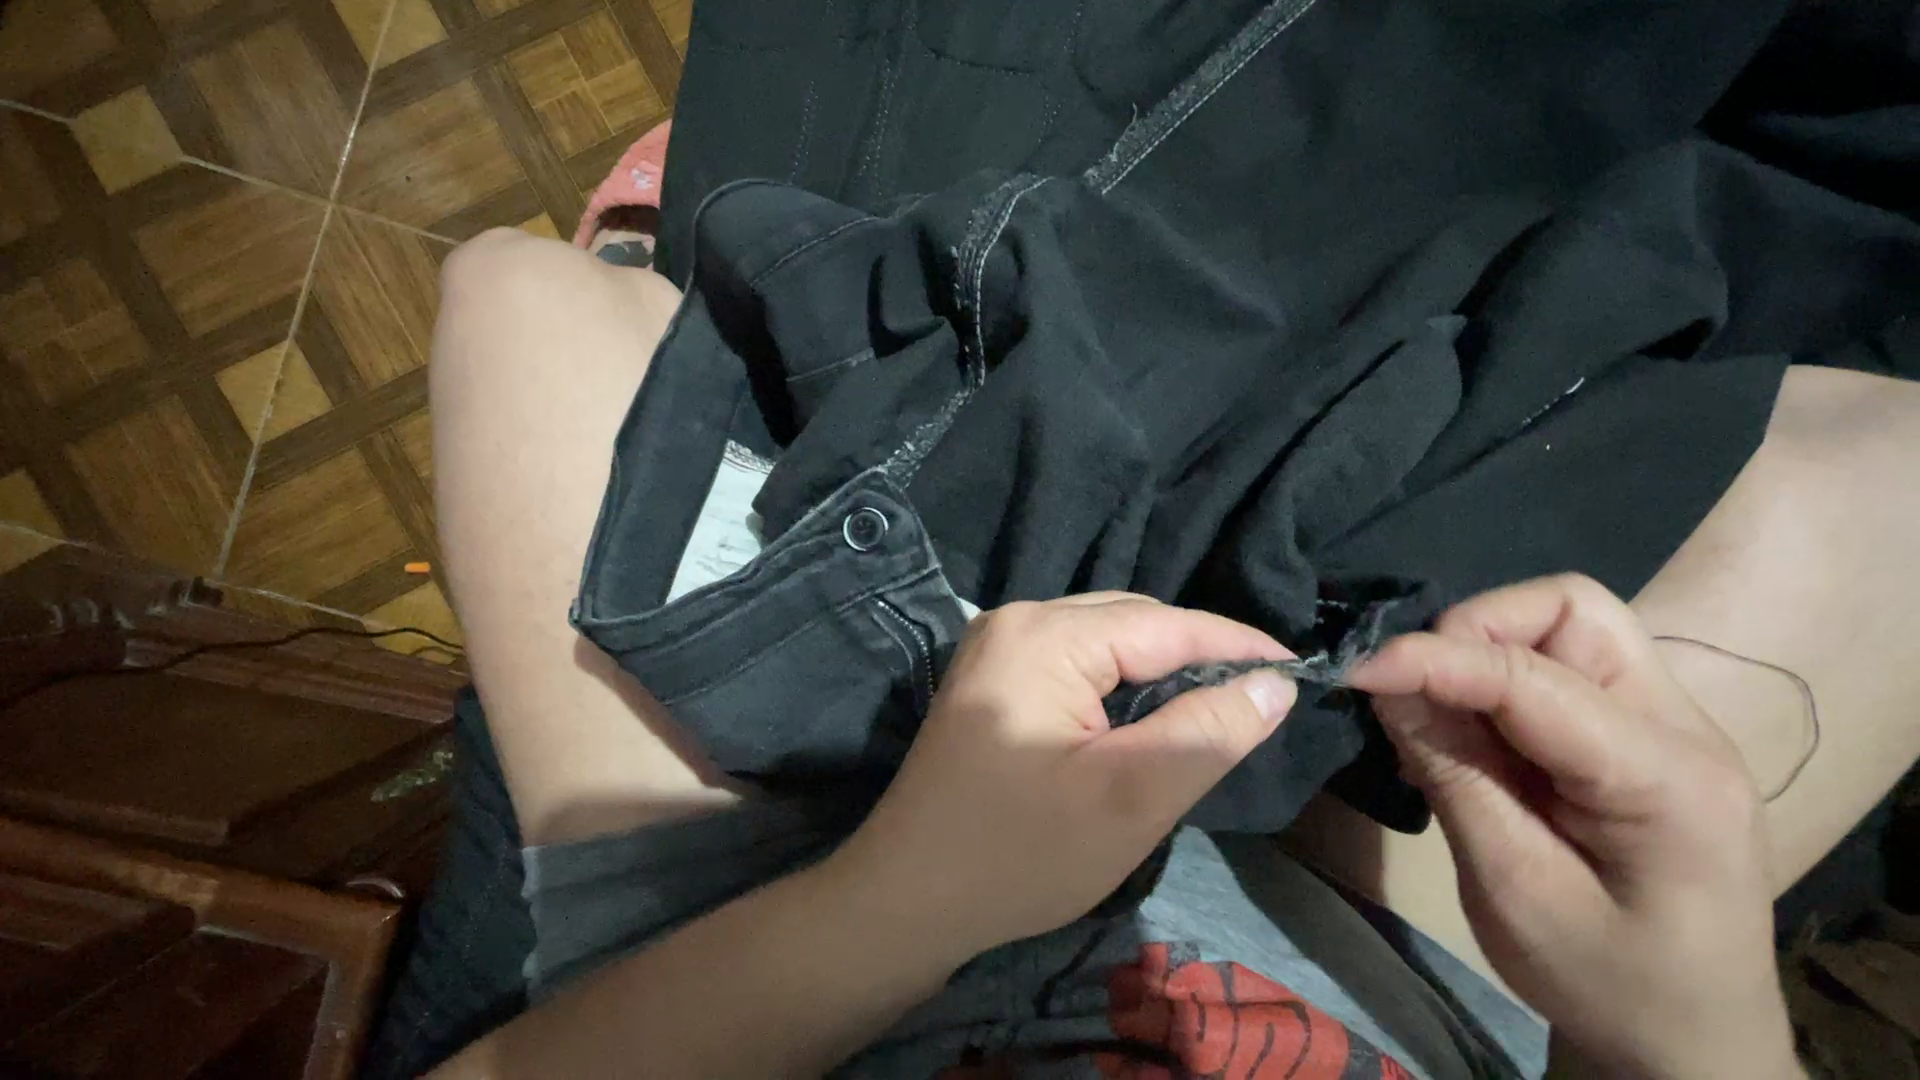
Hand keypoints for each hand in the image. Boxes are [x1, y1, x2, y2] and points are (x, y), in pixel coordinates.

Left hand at [827, 593, 1297, 959]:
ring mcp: (996, 645)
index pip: (1165, 624)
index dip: (1237, 644)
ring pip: (1104, 638)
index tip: (1301, 669)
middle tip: (1257, 697)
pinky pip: (1074, 658)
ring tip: (1212, 705)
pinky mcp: (991, 674)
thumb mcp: (1129, 798)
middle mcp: (1016, 620)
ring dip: (1158, 667)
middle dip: (1197, 653)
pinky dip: (1118, 680)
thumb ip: (1207, 732)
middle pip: (1132, 621)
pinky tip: (1143, 713)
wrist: (909, 894)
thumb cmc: (1019, 854)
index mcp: (1045, 636)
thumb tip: (1272, 684)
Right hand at [1348, 575, 1797, 1079]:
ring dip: (1482, 649)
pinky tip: (1467, 731)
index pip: (1531, 674)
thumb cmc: (1606, 980)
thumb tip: (1384, 685)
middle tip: (1415, 689)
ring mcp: (1665, 722)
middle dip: (1473, 631)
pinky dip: (1492, 676)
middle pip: (1569, 608)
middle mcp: (1680, 724)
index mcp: (1665, 777)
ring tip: (1437, 711)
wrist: (1688, 1040)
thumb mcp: (1513, 888)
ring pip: (1562, 622)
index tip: (1356, 671)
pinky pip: (1555, 663)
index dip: (1433, 658)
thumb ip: (1452, 774)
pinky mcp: (1633, 731)